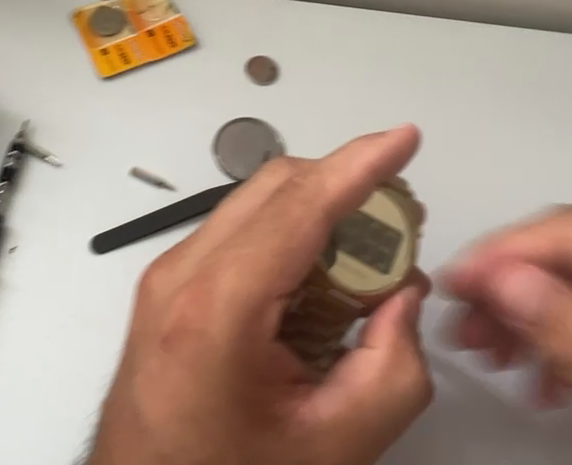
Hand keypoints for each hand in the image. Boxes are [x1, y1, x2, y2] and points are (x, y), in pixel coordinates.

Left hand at [89, 126, 432, 464]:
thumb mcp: (334, 447)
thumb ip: (393, 370)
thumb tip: (404, 296)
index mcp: (218, 307)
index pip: (302, 205)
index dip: (360, 164)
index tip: (404, 138)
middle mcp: (182, 272)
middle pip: (277, 187)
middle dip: (345, 183)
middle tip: (403, 216)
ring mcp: (168, 274)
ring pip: (256, 201)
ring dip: (318, 207)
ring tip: (369, 250)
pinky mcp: (167, 284)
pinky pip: (239, 230)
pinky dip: (289, 233)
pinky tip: (321, 276)